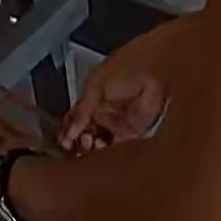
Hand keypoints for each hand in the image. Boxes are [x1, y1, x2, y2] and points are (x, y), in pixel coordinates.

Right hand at [59, 38, 170, 153]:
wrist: (157, 69)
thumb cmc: (127, 67)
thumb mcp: (96, 87)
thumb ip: (82, 112)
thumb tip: (70, 132)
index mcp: (93, 96)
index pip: (75, 119)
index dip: (68, 131)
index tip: (64, 143)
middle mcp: (104, 111)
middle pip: (85, 134)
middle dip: (78, 143)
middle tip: (74, 149)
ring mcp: (116, 123)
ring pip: (98, 142)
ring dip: (90, 150)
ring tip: (86, 150)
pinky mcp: (130, 133)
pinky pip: (114, 147)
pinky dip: (105, 153)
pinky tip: (98, 152)